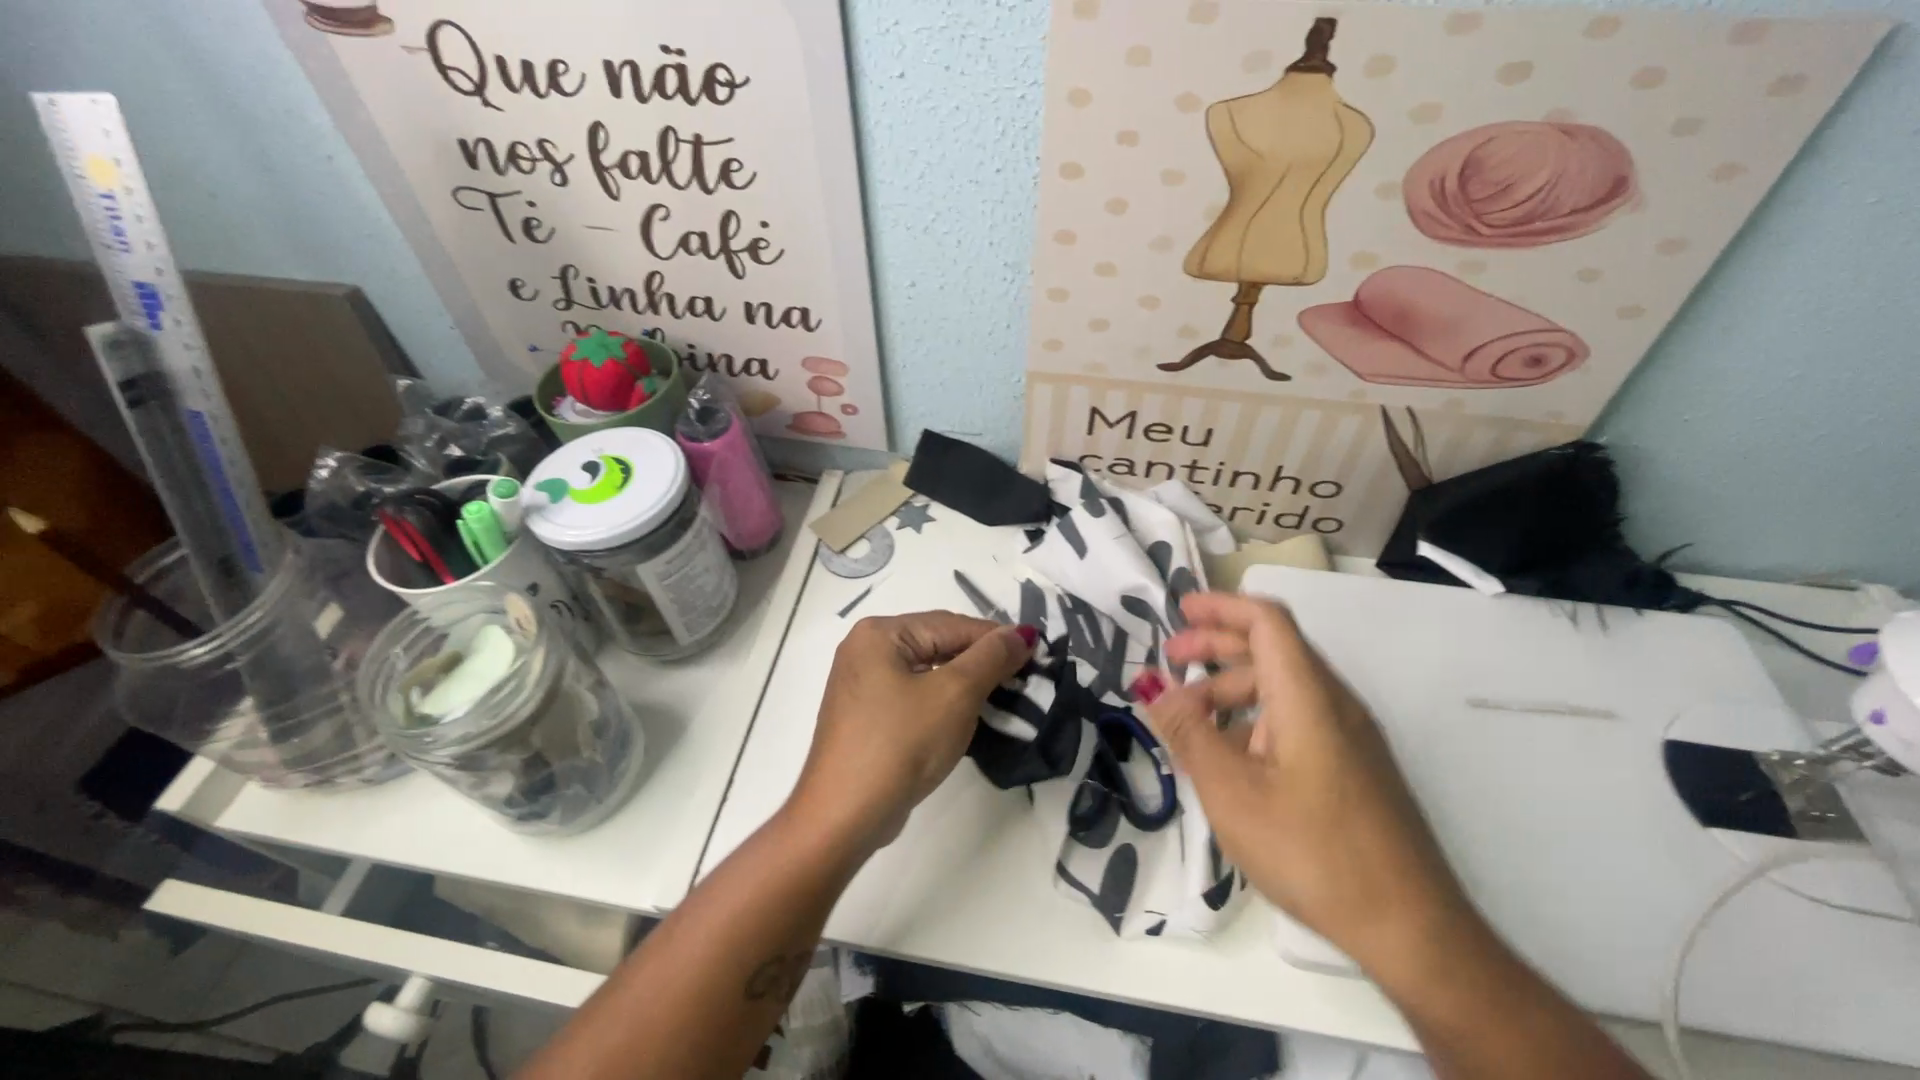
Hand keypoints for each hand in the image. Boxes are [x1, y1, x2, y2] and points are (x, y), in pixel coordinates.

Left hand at [788, 612, 1035, 851]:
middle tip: (1024, 678)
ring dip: (966, 685)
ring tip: (1004, 699)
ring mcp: (862, 687)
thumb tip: (1023, 633)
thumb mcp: (955, 695)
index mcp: (879, 634)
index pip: (951, 624)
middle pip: (938, 645)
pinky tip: (968, 719)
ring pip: (928, 674)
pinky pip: (914, 698)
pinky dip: (944, 704)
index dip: (997, 638)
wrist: (846, 815)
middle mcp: (865, 651)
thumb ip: (991, 658)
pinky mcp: (867, 719)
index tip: (1037, 654)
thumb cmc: (901, 743)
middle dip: (981, 662)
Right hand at [1136, 593, 1479, 976]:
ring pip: (1284, 689)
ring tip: (1188, 722)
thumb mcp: (1232, 793)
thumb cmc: (1312, 851)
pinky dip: (1255, 720)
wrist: (1408, 924)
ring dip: (1232, 689)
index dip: (1222, 607)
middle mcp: (1335, 705)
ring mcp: (1350, 738)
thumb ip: (1189, 734)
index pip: (1268, 622)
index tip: (1179, 609)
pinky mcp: (1354, 769)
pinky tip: (1230, 759)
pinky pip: (1297, 721)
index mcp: (1308, 697)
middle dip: (1217, 646)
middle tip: (1169, 660)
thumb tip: (1154, 690)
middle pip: (1274, 650)